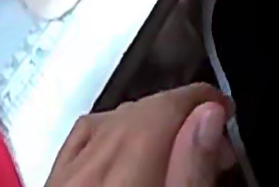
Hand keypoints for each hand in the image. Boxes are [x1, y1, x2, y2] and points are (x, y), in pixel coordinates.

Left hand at [45, 83, 235, 186]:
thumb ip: (191, 170)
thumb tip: (211, 110)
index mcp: (125, 176)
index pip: (162, 111)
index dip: (201, 100)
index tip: (227, 109)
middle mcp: (86, 172)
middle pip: (137, 114)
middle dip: (180, 111)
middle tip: (215, 136)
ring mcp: (62, 177)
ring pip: (110, 122)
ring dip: (149, 119)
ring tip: (180, 140)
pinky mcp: (51, 182)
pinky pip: (79, 139)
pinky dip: (108, 129)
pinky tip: (126, 137)